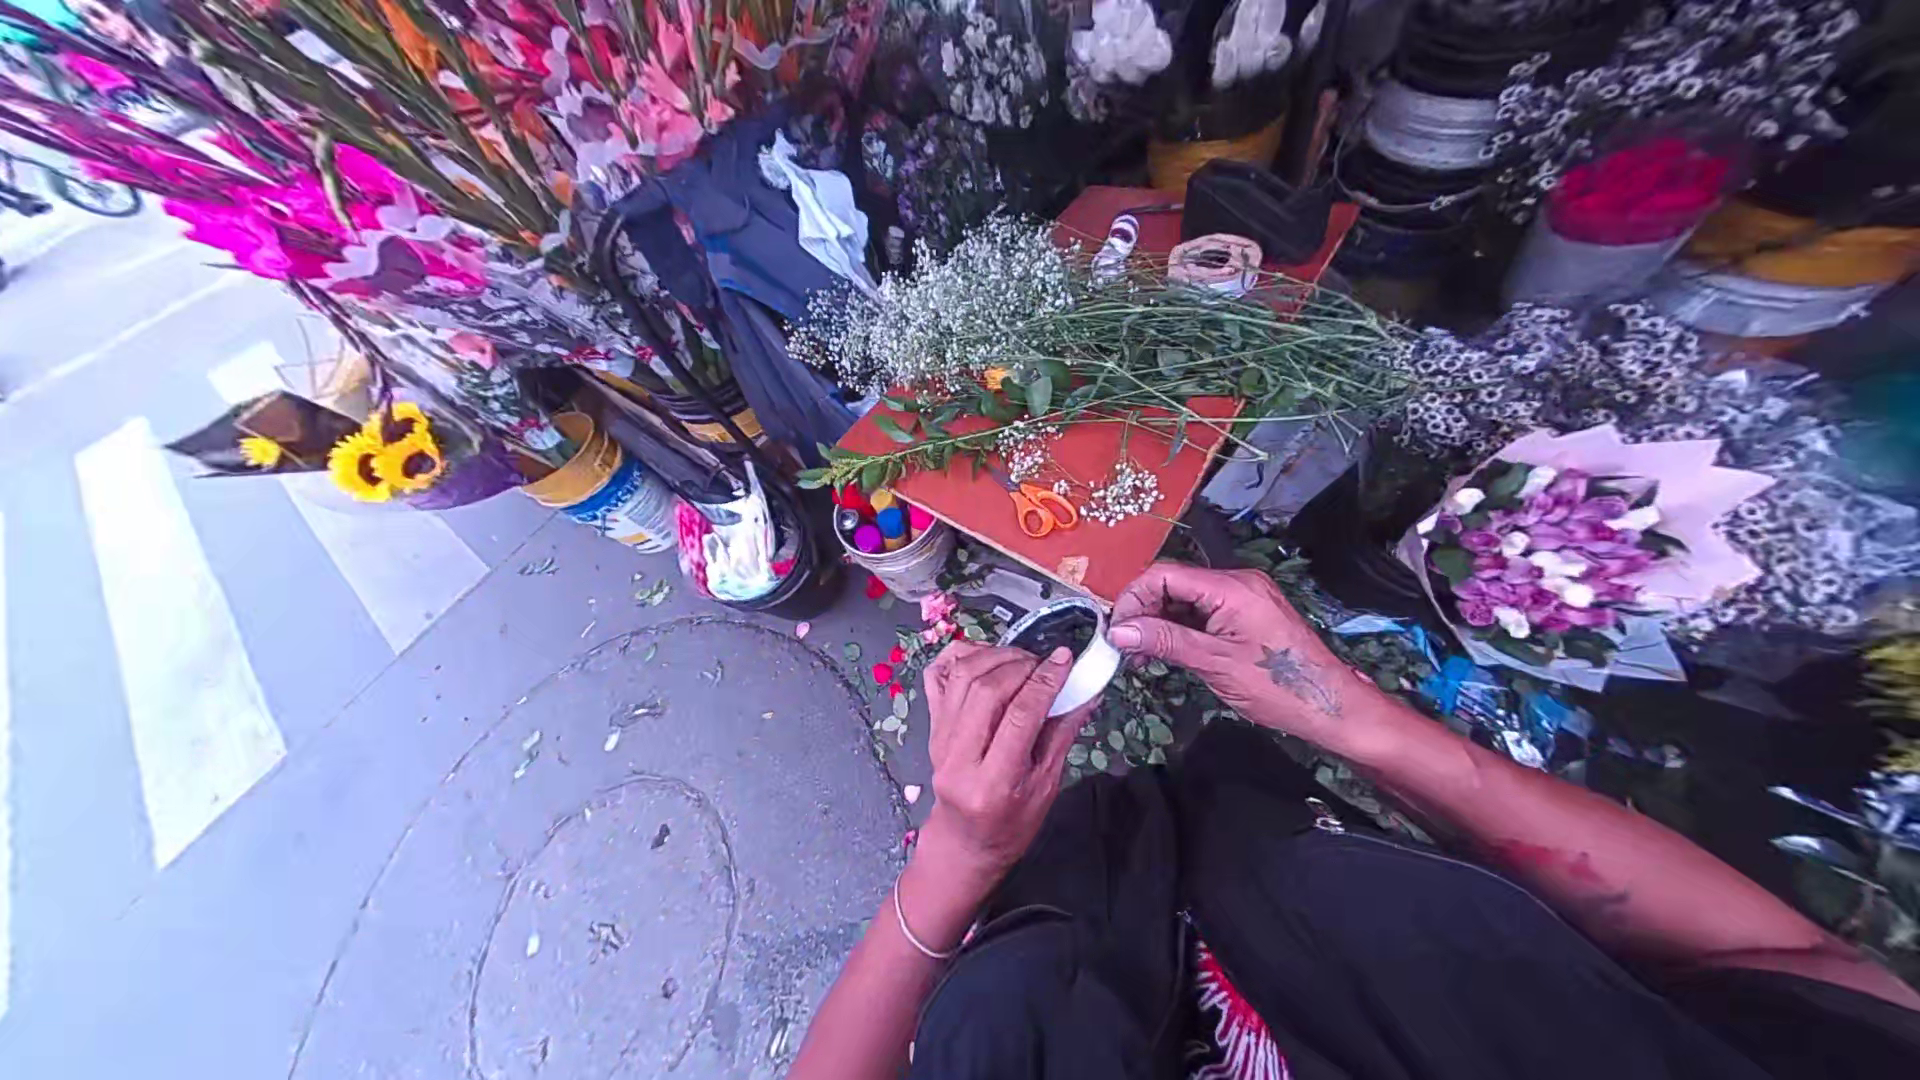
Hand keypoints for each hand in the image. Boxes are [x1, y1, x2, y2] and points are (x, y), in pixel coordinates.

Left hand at [918, 642, 1085, 883]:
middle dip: (1021, 666)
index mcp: (993, 783)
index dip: (1045, 682)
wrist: (963, 841)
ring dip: (996, 657)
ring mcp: (939, 739)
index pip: (1019, 716)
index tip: (1065, 660)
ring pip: (962, 677)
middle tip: (1044, 664)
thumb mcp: (1046, 787)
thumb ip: (1062, 735)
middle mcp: (958, 758)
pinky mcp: (931, 725)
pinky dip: (962, 656)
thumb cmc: (1010, 824)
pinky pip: (938, 676)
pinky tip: (987, 655)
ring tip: (1023, 660)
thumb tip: (1086, 691)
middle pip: (986, 691)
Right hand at [1108, 562, 1369, 744]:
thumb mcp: (1214, 663)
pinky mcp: (1245, 613)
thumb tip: (1119, 631)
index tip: (1118, 630)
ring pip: (1184, 599)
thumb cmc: (1278, 687)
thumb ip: (1164, 640)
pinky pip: (1201, 611)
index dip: (1134, 598)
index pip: (1165, 575)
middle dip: (1144, 612)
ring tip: (1142, 654)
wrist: (1333, 708)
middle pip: (1173, 584)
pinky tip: (1166, 650)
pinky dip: (1180, 628)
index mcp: (1231, 587)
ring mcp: (1242, 597)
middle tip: (1126, 645)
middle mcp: (1236, 583)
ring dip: (1159, 622)